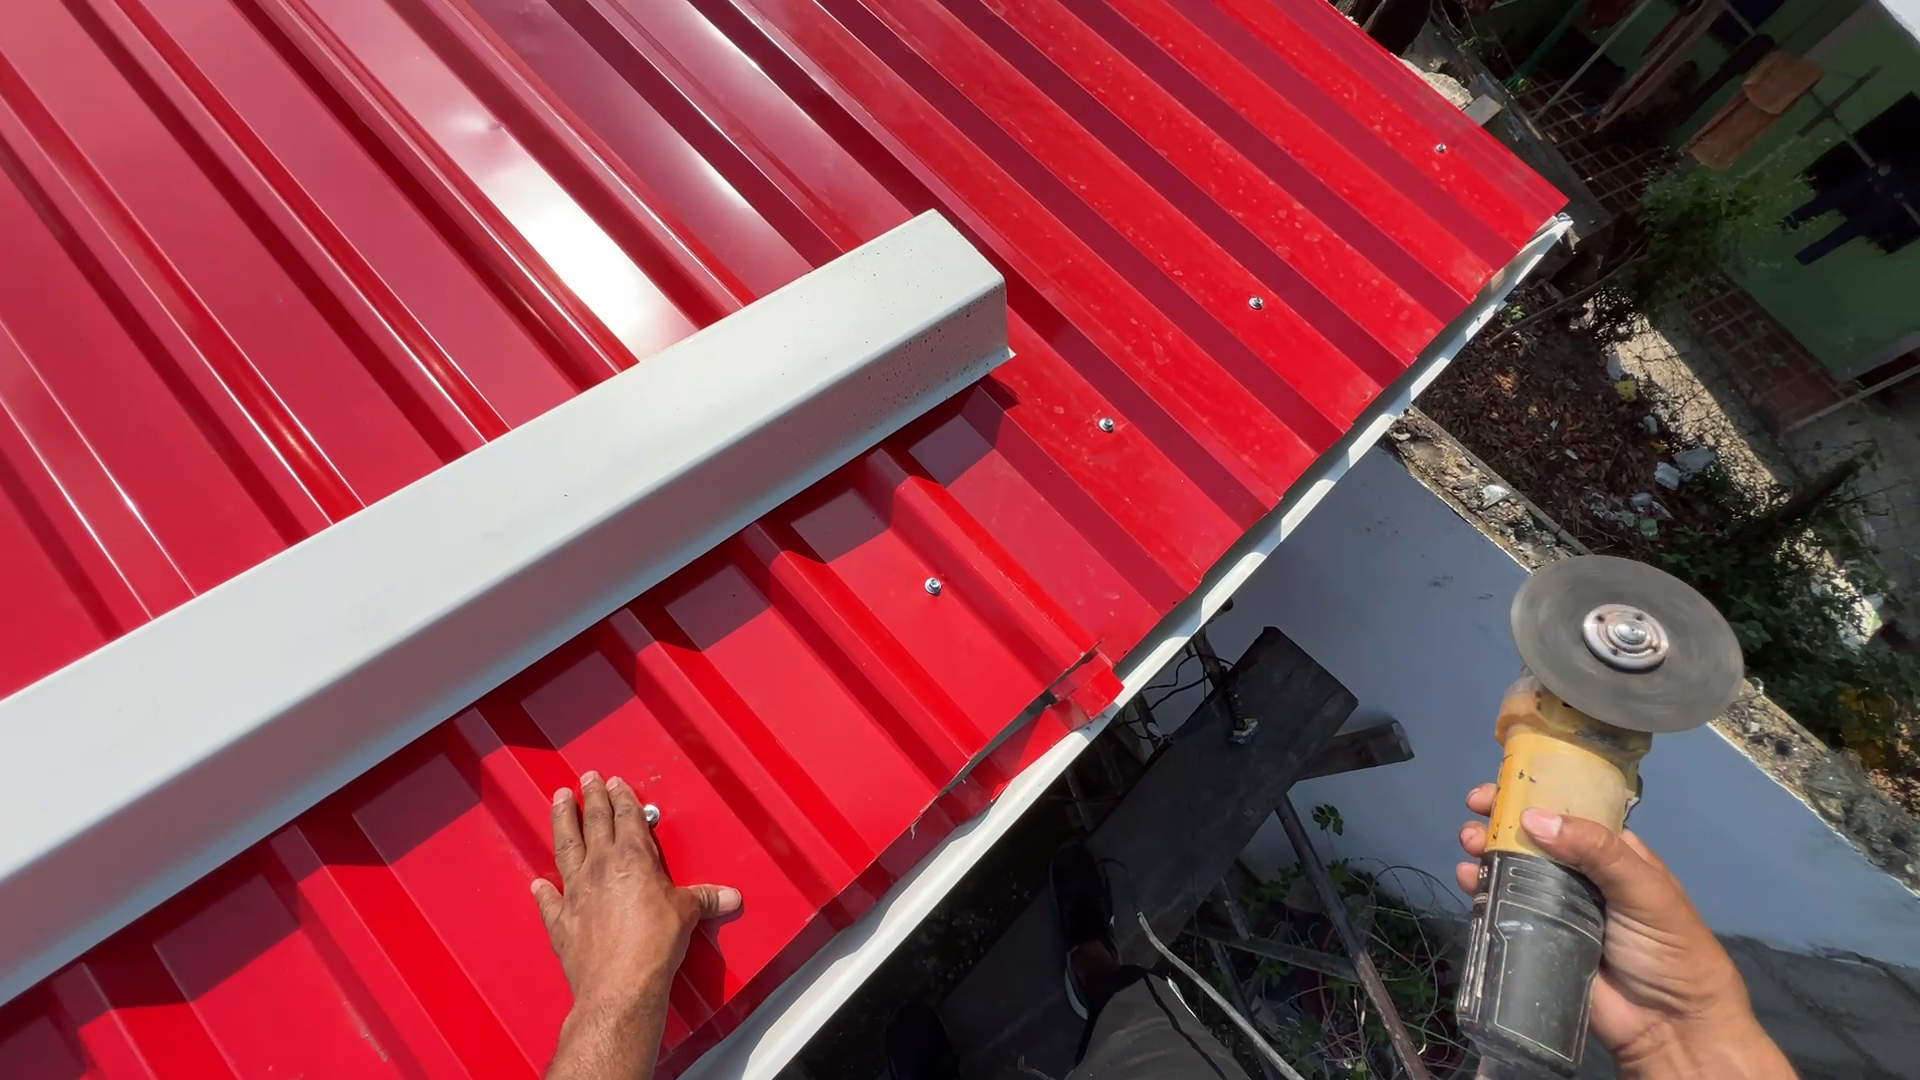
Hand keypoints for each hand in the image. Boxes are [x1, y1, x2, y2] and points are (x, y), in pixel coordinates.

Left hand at [535, 771, 739, 1079]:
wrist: (620, 986)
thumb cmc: (654, 944)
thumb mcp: (688, 912)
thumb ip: (705, 898)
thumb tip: (730, 896)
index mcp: (633, 857)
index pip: (626, 816)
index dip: (622, 797)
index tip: (615, 782)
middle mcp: (601, 867)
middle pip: (595, 822)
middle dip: (592, 797)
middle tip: (587, 778)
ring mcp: (577, 893)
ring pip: (566, 846)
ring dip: (563, 821)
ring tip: (558, 799)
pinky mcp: (562, 923)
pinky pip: (549, 901)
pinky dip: (544, 891)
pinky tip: (537, 881)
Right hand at [1456, 784, 1793, 1078]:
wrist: (1668, 1030)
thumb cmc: (1671, 954)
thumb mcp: (1648, 894)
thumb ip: (1599, 852)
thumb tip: (1532, 819)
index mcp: (1610, 855)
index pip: (1565, 812)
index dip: (1529, 795)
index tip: (1496, 790)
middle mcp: (1577, 872)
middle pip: (1526, 834)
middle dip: (1495, 820)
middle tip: (1474, 816)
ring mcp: (1550, 900)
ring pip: (1505, 861)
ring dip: (1481, 847)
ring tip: (1470, 848)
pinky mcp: (1530, 927)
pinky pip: (1496, 898)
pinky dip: (1476, 882)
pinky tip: (1469, 879)